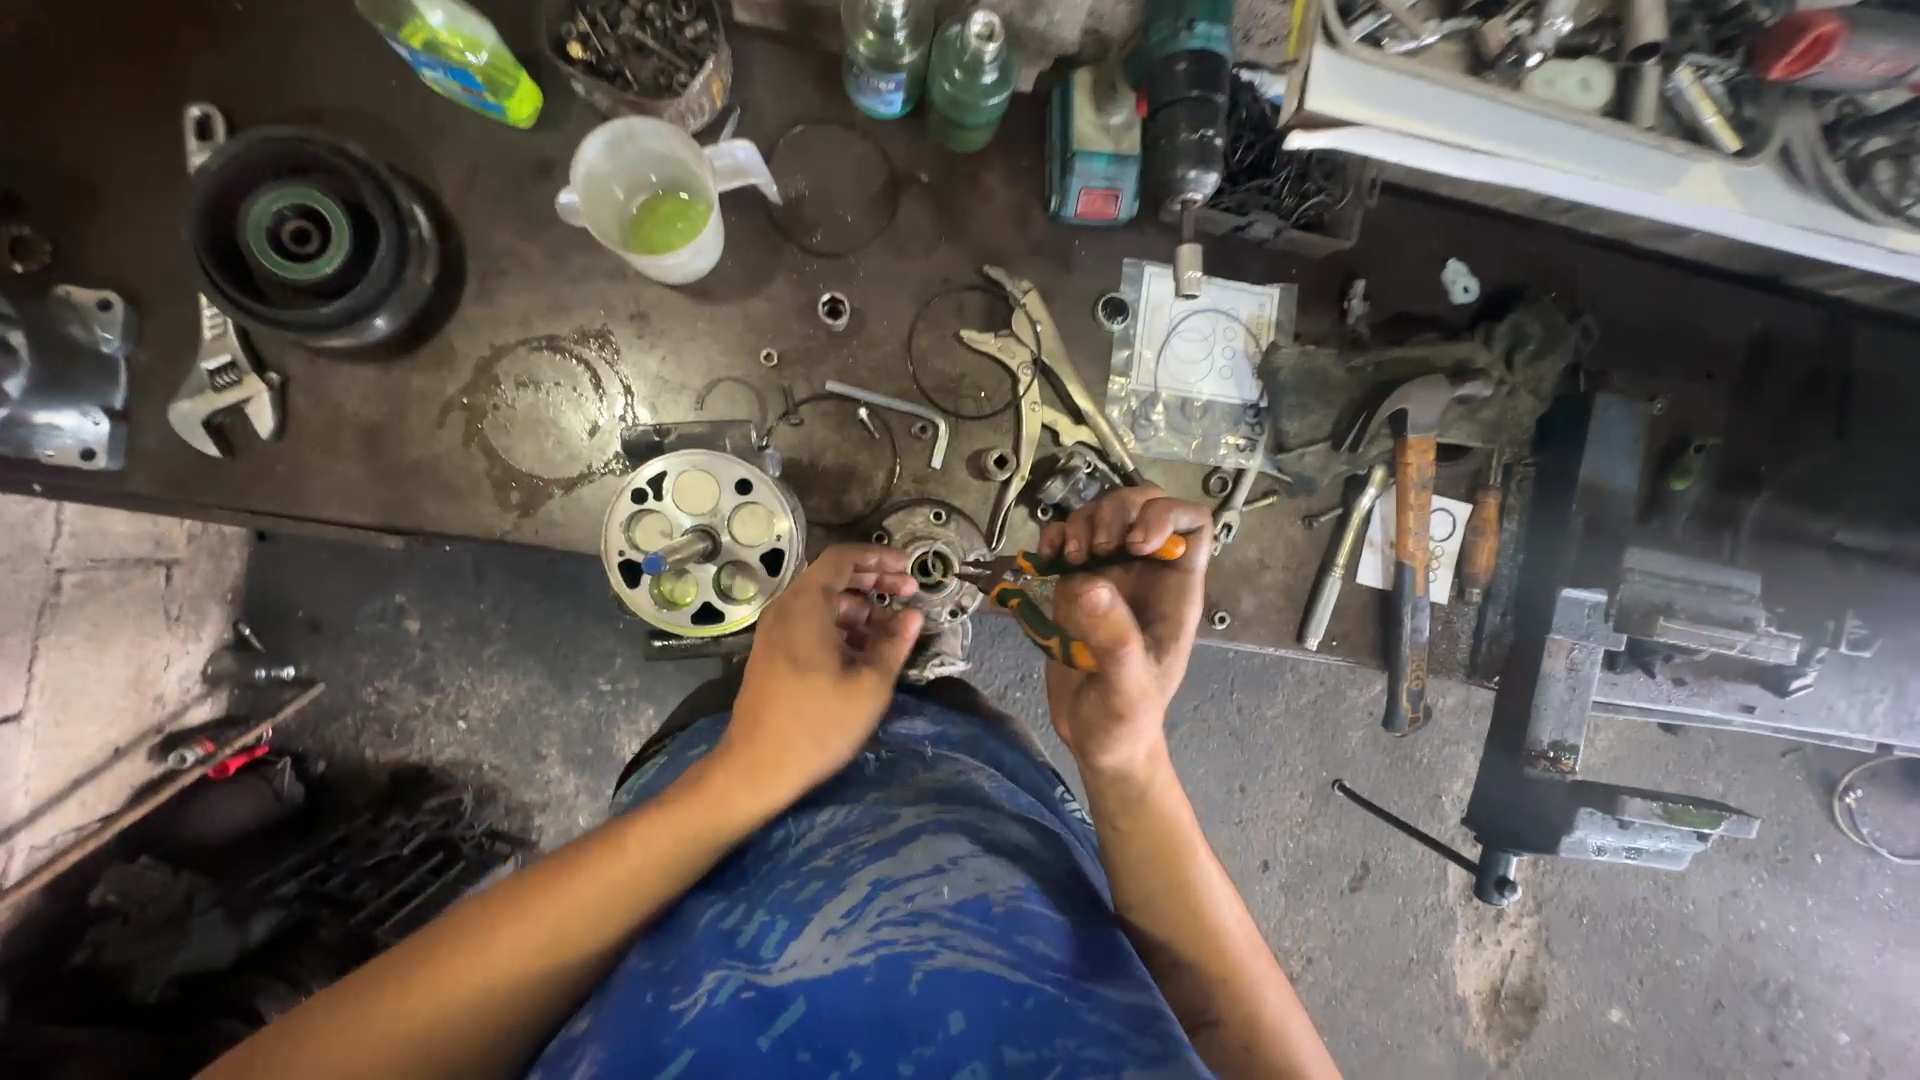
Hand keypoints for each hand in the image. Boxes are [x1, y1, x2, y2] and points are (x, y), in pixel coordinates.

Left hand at [715, 544, 924, 805]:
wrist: (757, 767)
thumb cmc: (818, 724)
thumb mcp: (870, 685)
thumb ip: (894, 643)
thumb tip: (914, 616)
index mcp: (806, 605)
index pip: (842, 558)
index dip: (879, 557)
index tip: (909, 568)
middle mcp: (786, 609)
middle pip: (833, 577)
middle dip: (874, 581)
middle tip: (909, 593)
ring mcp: (776, 631)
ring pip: (823, 603)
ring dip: (860, 609)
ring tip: (894, 630)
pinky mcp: (774, 653)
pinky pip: (811, 623)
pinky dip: (841, 627)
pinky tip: (866, 651)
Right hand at [1036, 486, 1211, 777]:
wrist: (1094, 738)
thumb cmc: (1125, 719)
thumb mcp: (1127, 688)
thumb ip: (1115, 640)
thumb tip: (1088, 583)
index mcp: (1176, 589)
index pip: (1191, 523)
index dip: (1164, 516)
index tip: (1133, 544)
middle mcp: (1145, 573)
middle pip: (1142, 504)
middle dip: (1115, 511)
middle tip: (1092, 548)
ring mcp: (1108, 575)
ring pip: (1101, 515)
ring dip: (1080, 523)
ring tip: (1066, 558)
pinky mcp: (1074, 584)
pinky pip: (1065, 540)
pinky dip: (1053, 537)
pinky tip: (1046, 557)